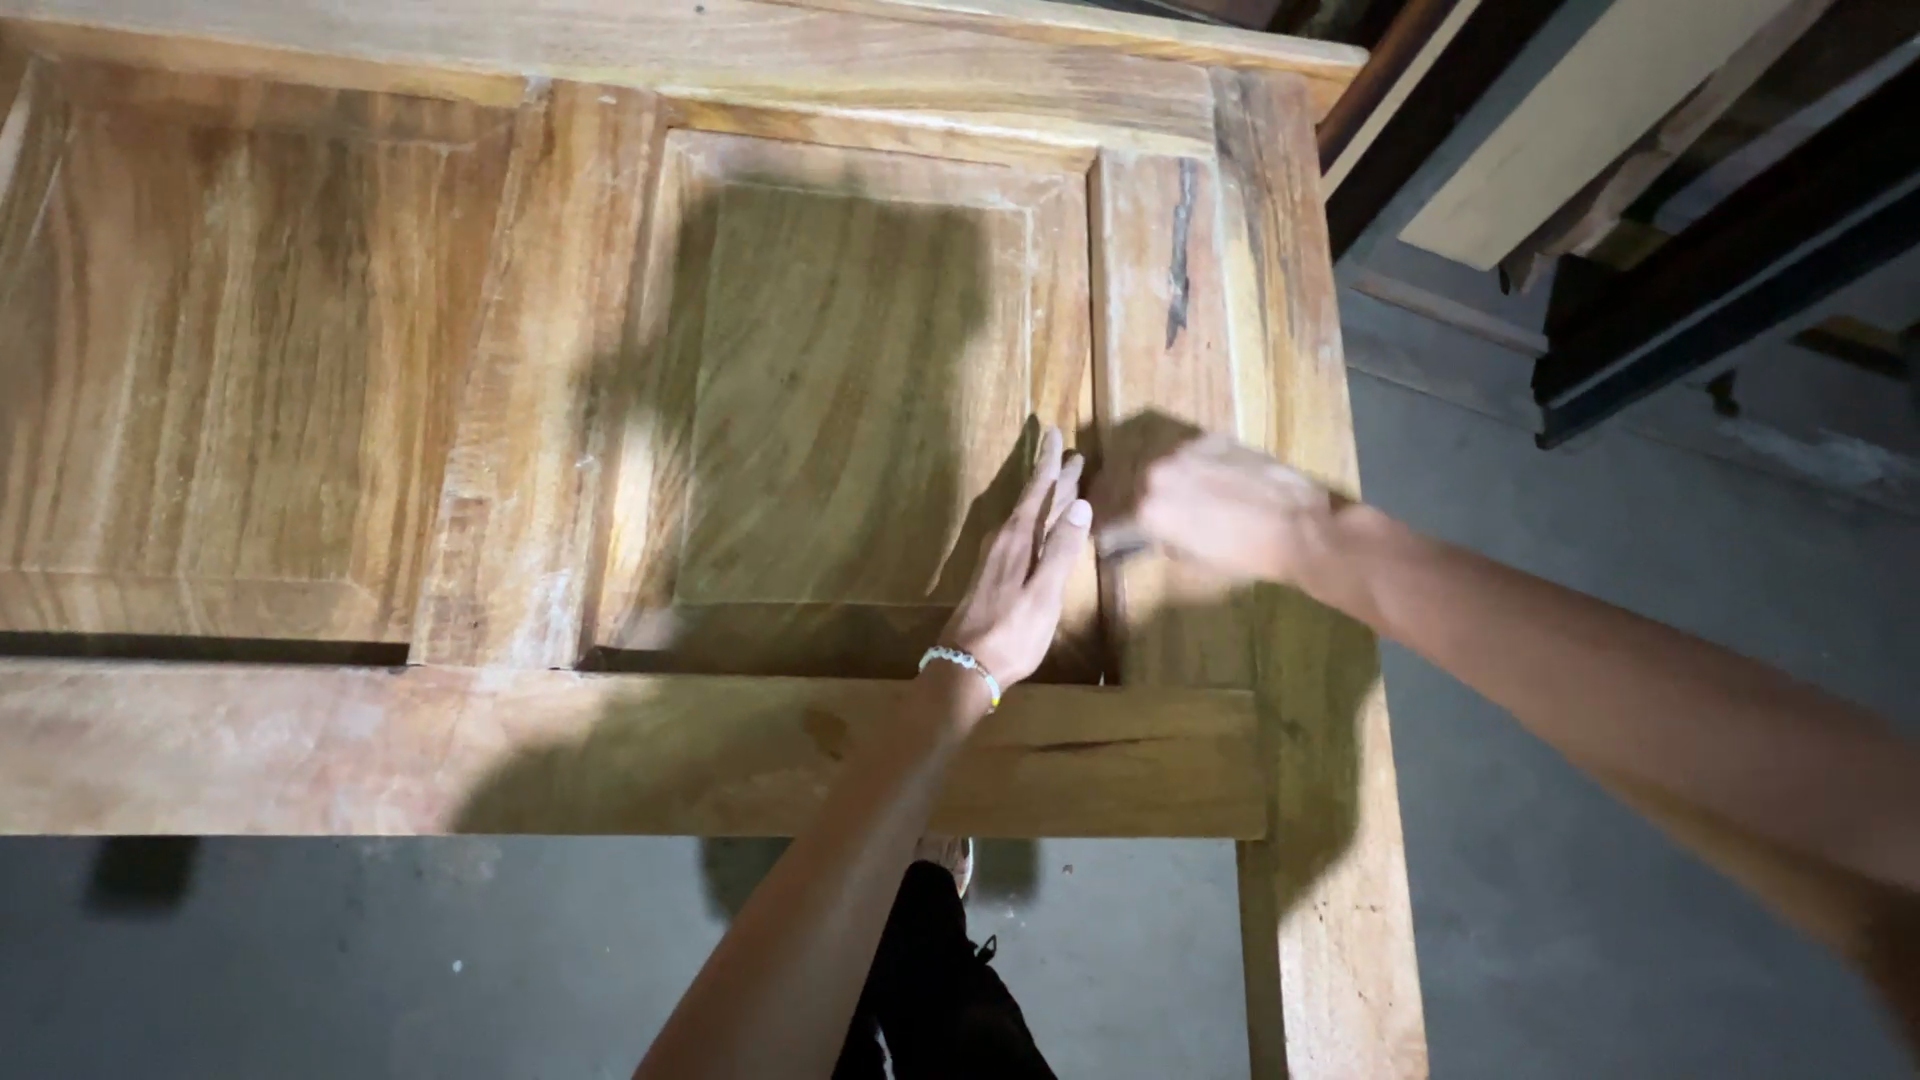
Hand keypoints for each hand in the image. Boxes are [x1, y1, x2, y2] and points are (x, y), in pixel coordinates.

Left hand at [938, 427, 1090, 688]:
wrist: (966, 665)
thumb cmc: (1012, 632)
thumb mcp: (1044, 594)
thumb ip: (1061, 550)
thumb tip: (1081, 505)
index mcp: (1017, 539)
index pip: (1039, 491)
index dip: (1051, 464)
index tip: (1056, 434)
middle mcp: (1003, 539)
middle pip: (1032, 498)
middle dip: (1050, 474)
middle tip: (1065, 449)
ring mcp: (994, 556)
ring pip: (1024, 514)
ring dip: (1042, 495)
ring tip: (1056, 479)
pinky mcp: (991, 572)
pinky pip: (1018, 530)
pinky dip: (1034, 518)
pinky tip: (1036, 525)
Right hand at [1087, 412, 1341, 586]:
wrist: (1298, 527)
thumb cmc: (1244, 556)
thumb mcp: (1194, 560)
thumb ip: (1166, 541)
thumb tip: (1159, 534)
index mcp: (1147, 510)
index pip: (1121, 517)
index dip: (1126, 527)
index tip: (1126, 532)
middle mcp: (1157, 474)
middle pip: (1143, 484)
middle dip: (1153, 497)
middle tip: (1171, 511)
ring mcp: (1186, 451)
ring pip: (1169, 465)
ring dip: (1177, 477)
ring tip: (1199, 493)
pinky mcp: (1213, 438)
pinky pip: (1196, 452)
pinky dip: (1202, 464)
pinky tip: (1222, 479)